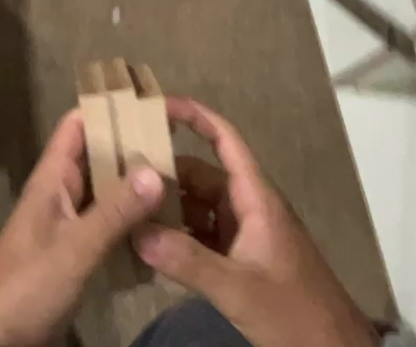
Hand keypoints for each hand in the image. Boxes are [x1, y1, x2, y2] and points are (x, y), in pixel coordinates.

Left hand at [0, 108, 166, 346]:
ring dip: (133, 182)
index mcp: (52, 177)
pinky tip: (160, 221)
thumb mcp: (75, 248)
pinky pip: (107, 218)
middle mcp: (61, 190)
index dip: (108, 109)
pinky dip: (130, 215)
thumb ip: (114, 211)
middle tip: (177, 143)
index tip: (148, 103)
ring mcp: (68, 218)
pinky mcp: (76, 246)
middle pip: (97, 154)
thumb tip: (155, 170)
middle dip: (131, 145)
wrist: (0, 337)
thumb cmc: (30, 283)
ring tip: (178, 177)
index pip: (78, 125)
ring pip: (105, 187)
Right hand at [133, 97, 376, 346]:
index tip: (156, 104)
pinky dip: (176, 233)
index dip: (194, 115)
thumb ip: (189, 261)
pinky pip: (200, 233)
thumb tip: (137, 232)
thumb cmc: (295, 312)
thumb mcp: (239, 289)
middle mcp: (247, 206)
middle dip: (165, 169)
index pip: (225, 139)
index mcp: (255, 197)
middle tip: (120, 169)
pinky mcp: (240, 259)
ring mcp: (244, 234)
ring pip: (197, 205)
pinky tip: (147, 243)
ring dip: (167, 205)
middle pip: (201, 173)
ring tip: (125, 204)